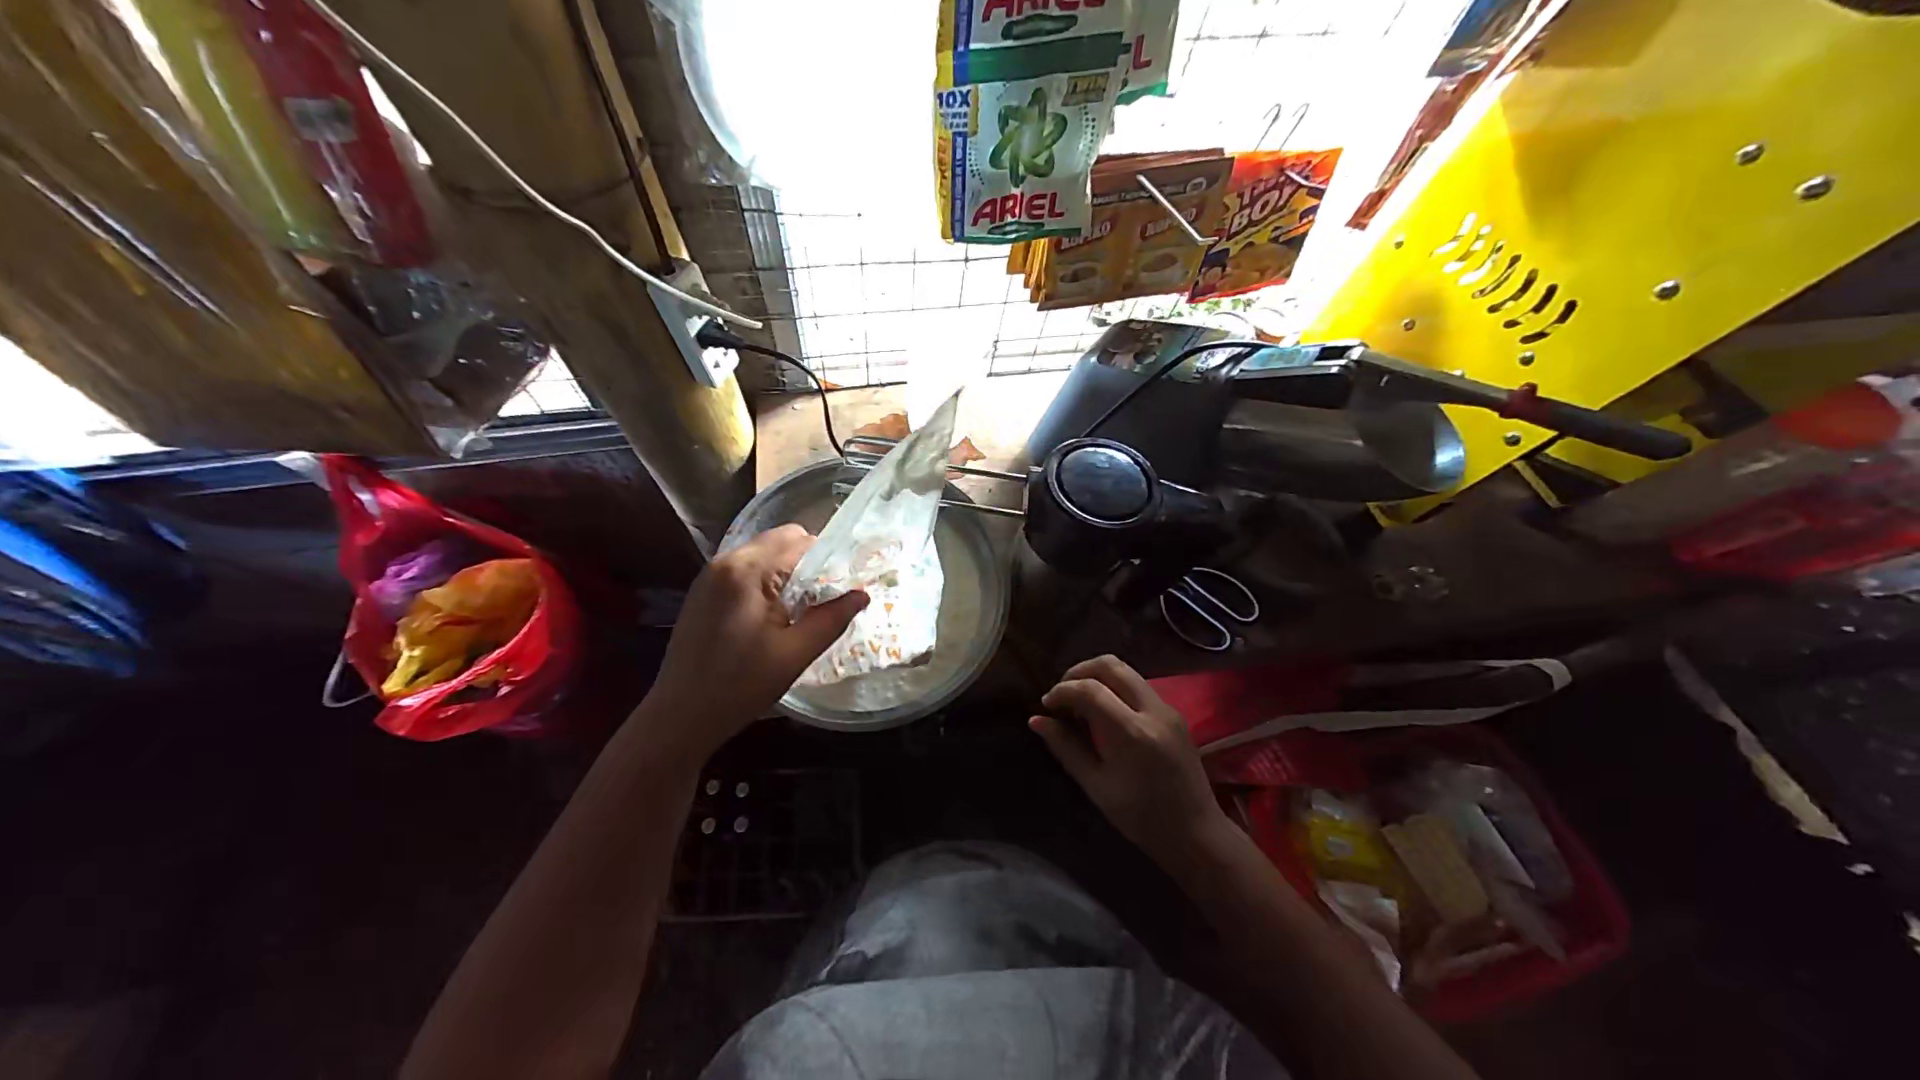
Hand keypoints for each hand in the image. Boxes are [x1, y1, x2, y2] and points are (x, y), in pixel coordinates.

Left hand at [643, 525, 866, 757]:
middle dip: (811, 565)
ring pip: (765, 555)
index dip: (830, 561)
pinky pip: (747, 572)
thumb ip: (832, 618)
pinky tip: (775, 618)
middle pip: (782, 541)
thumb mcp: (795, 653)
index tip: (846, 589)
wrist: (680, 717)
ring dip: (790, 575)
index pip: (802, 542)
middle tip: (826, 601)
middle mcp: (725, 561)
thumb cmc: (739, 686)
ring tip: (803, 612)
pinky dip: (768, 584)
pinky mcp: (704, 593)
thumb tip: (862, 594)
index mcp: (746, 570)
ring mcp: (710, 576)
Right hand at [1029, 655, 1230, 865]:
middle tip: (1062, 694)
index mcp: (1132, 733)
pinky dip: (1115, 687)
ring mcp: (1168, 708)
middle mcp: (1153, 711)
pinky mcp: (1175, 713)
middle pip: (1110, 665)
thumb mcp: (1096, 786)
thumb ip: (1066, 748)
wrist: (1196, 833)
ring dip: (1097, 677)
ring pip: (1126, 671)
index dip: (1062, 691)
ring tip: (1079, 703)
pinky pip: (1139, 685)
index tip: (1046, 705)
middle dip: (1079, 672)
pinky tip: (1103, 711)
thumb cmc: (1141, 818)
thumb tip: (1036, 721)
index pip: (1090, 689)